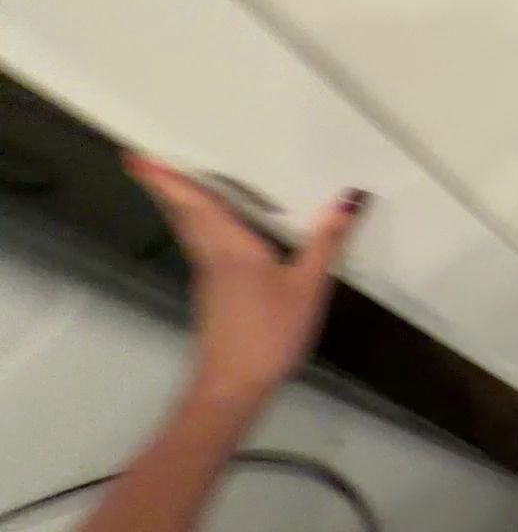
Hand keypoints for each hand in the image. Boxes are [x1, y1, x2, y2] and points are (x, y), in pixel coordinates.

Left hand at [125, 154, 368, 408]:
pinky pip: (209, 244)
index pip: (198, 208)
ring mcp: (213, 277)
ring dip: (186, 204)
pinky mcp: (220, 291)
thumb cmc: (269, 333)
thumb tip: (348, 198)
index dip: (170, 182)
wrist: (233, 388)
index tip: (140, 158)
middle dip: (170, 188)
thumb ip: (326, 241)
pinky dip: (206, 223)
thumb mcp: (309, 285)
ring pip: (194, 230)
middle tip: (151, 162)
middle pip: (188, 217)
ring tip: (186, 181)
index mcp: (232, 252)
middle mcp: (214, 259)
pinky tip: (225, 224)